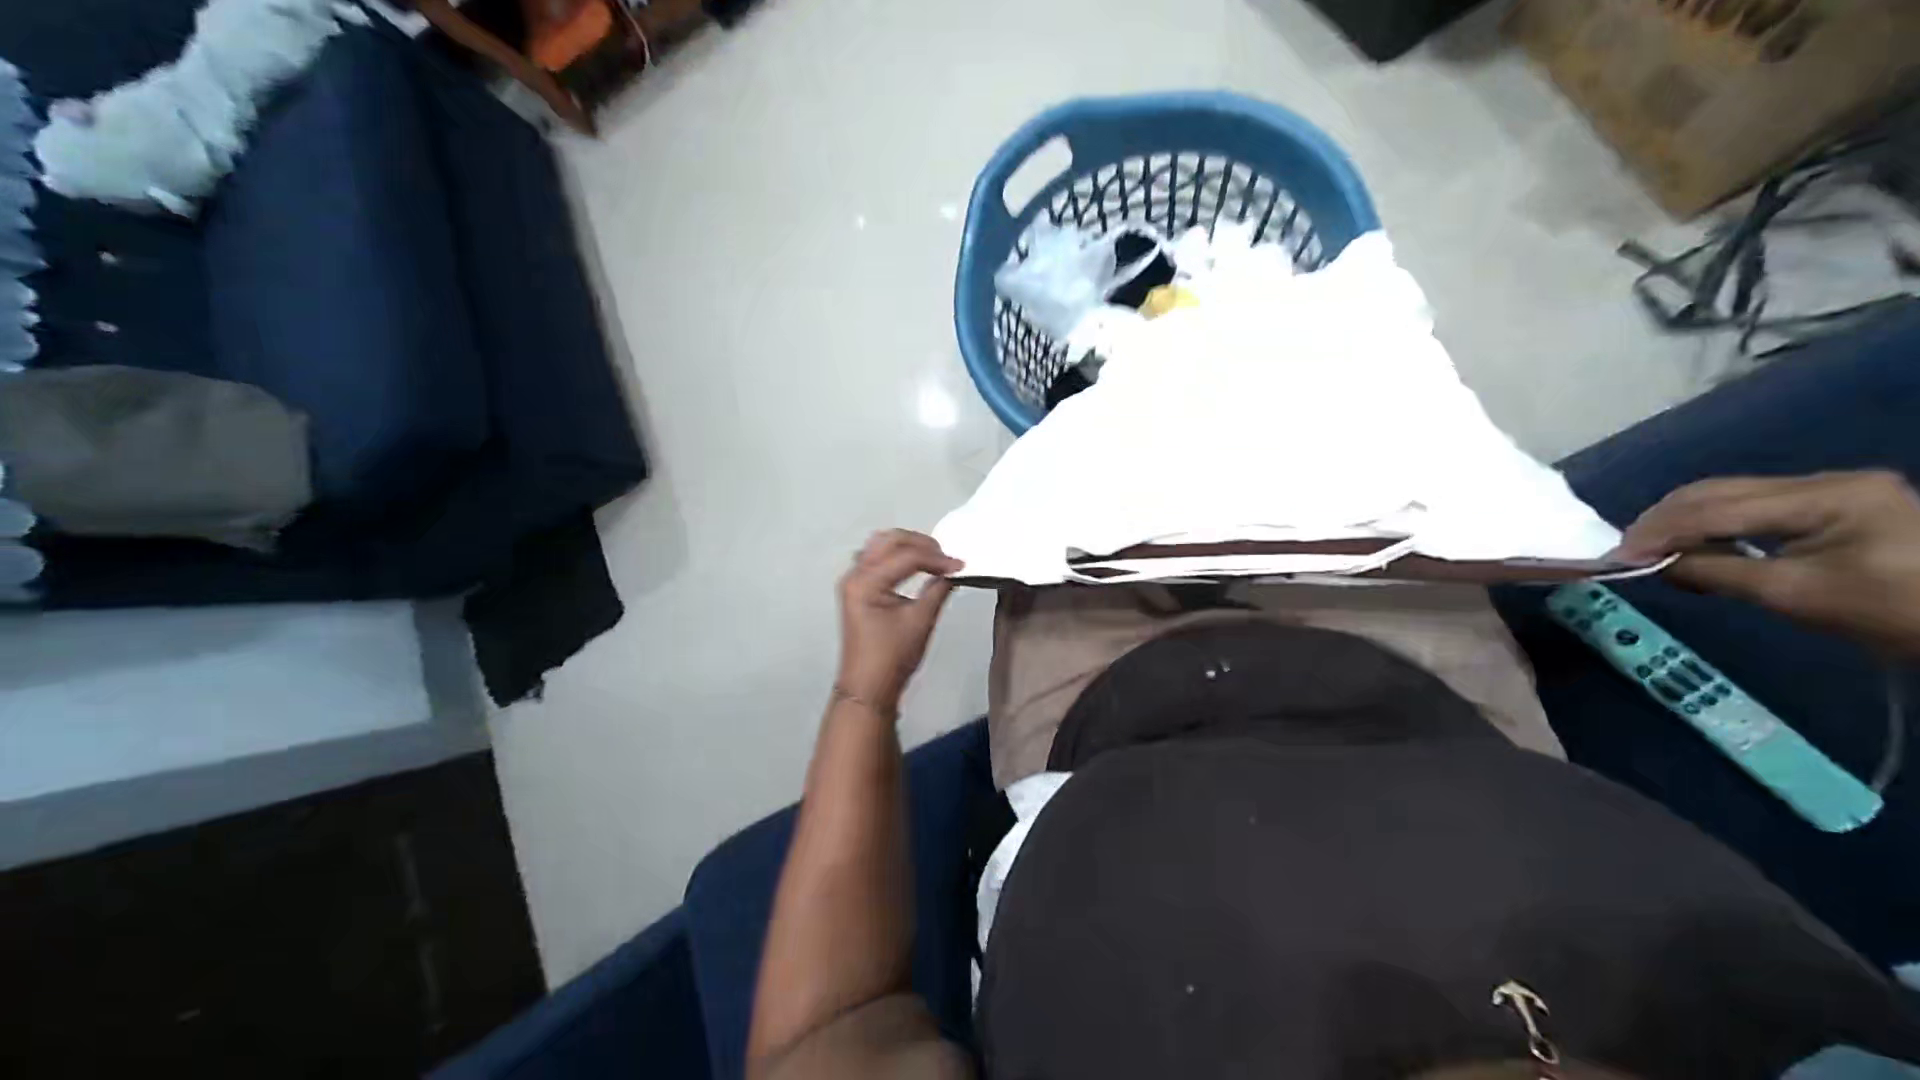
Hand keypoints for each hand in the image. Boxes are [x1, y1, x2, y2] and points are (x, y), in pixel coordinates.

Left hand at [835, 530, 963, 709]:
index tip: (961, 566)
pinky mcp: (857, 588)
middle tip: (947, 558)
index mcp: (866, 582)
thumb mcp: (921, 620)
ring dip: (908, 546)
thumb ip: (938, 589)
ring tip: (934, 559)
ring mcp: (853, 580)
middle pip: (890, 541)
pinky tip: (915, 565)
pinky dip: (896, 555)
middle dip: (921, 544)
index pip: (906, 556)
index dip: (937, 558)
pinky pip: (876, 558)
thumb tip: (953, 571)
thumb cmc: (893, 657)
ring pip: (881, 545)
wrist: (868, 687)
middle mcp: (855, 574)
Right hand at [1617, 470, 1919, 656]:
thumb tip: (1654, 565)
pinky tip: (1692, 545)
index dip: (1658, 533)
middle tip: (1625, 553)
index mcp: (1827, 496)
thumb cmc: (1897, 613)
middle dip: (1662, 522)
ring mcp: (1833, 489)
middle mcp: (1827, 480)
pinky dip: (1711, 524)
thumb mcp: (1798, 596)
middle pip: (1717, 491)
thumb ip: (1716, 572)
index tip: (1617, 559)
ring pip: (1728, 495)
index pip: (1716, 508)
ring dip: (1681, 522)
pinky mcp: (1834, 504)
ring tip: (1650, 550)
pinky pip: (1752, 506)